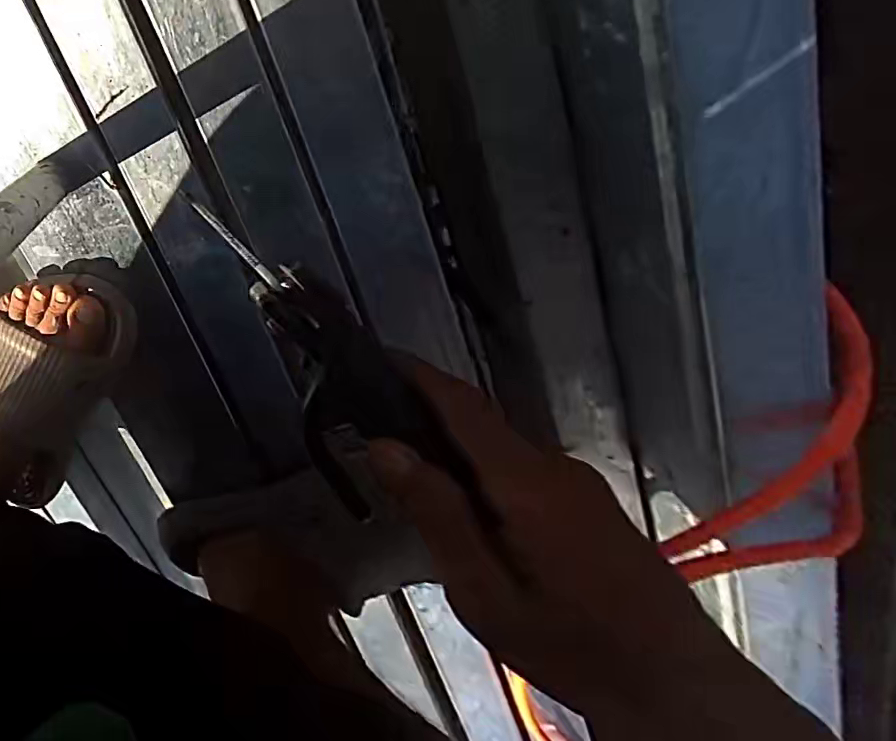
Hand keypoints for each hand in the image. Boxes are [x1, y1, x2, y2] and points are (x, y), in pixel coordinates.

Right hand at [369, 356, 831, 740]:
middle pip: (475, 419)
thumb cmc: (575, 647)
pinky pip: (515, 463)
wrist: (692, 701)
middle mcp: (555, 469)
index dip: (415, 373)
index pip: (462, 404)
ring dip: (445, 438)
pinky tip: (453, 492)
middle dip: (419, 407)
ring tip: (398, 455)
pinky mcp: (589, 505)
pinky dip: (472, 461)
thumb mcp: (484, 593)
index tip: (371, 353)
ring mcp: (578, 485)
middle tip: (363, 416)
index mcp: (527, 482)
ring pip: (495, 443)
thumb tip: (384, 446)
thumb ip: (436, 515)